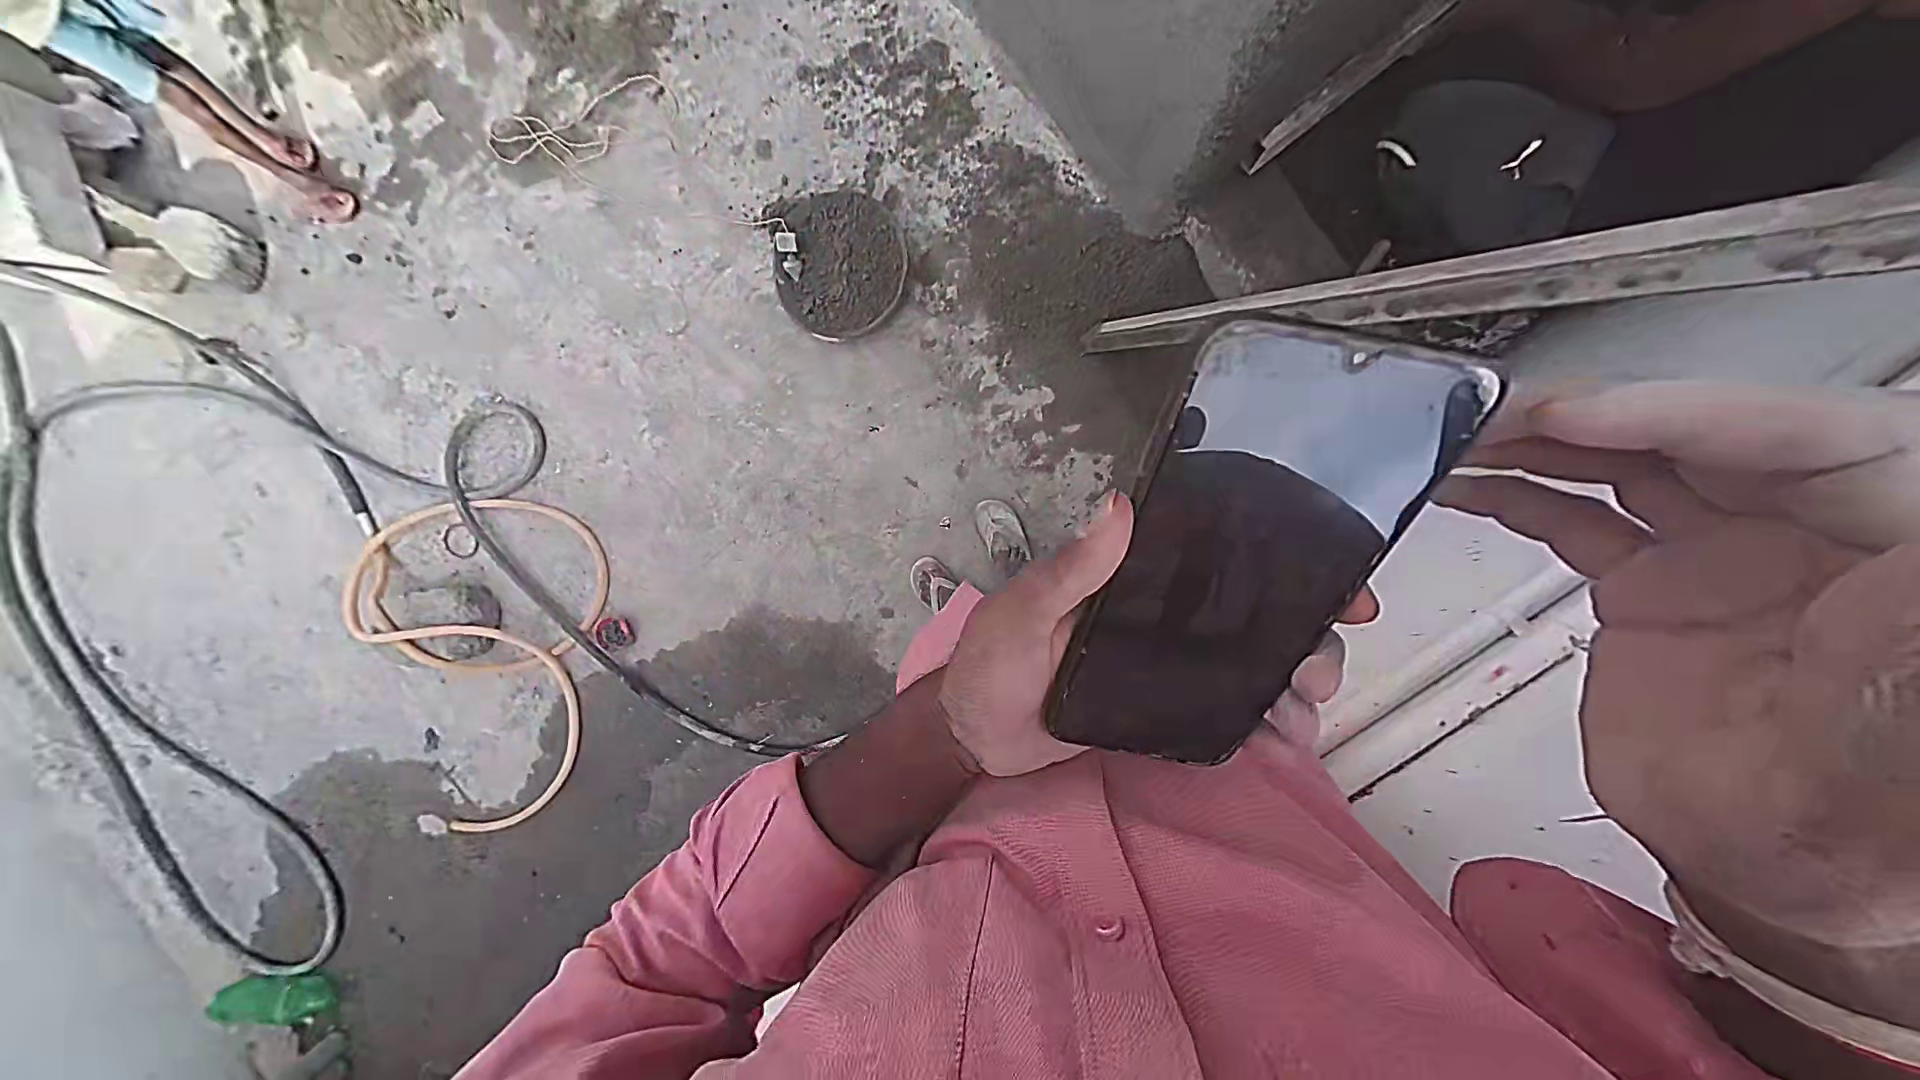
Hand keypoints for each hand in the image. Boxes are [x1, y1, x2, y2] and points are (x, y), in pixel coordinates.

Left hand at [938, 492, 1378, 776]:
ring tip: (1298, 718)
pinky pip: (1222, 715)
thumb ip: (1070, 570)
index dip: (1284, 567)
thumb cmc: (992, 663)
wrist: (977, 734)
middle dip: (1302, 640)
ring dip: (1289, 687)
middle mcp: (1160, 619)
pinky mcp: (1161, 712)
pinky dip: (1257, 728)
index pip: (1217, 561)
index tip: (1340, 591)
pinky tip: (1277, 744)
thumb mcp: (1025, 611)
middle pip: (1252, 619)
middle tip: (1315, 673)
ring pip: (1248, 668)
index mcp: (1134, 582)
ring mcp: (1165, 668)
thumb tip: (1118, 505)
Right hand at [1438, 381, 1919, 1010]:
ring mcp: (1719, 554)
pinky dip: (1514, 498)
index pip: (1790, 431)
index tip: (1568, 417)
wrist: (1779, 865)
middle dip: (1583, 416)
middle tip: (1488, 413)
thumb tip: (1864, 511)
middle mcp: (1805, 526)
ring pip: (1618, 468)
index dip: (1672, 410)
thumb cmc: (1869, 804)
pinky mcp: (1648, 586)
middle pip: (1685, 437)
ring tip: (1461, 439)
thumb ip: (1885, 607)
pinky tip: (1469, 489)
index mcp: (1894, 531)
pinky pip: (1574, 520)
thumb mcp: (1900, 699)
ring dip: (1535, 447)